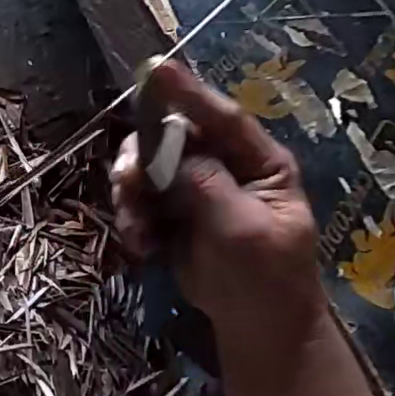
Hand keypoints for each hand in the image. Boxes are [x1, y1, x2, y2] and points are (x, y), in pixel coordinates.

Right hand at [109, 60, 323, 339]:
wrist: (255, 327)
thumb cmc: (267, 278)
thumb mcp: (244, 230)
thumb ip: (208, 187)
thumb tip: (172, 153)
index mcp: (259, 162)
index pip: (223, 118)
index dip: (187, 93)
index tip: (154, 68)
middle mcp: (224, 166)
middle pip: (171, 140)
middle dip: (143, 160)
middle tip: (127, 184)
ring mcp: (195, 189)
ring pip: (147, 170)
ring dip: (132, 197)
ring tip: (136, 230)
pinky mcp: (171, 213)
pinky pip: (139, 202)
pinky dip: (132, 220)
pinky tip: (141, 246)